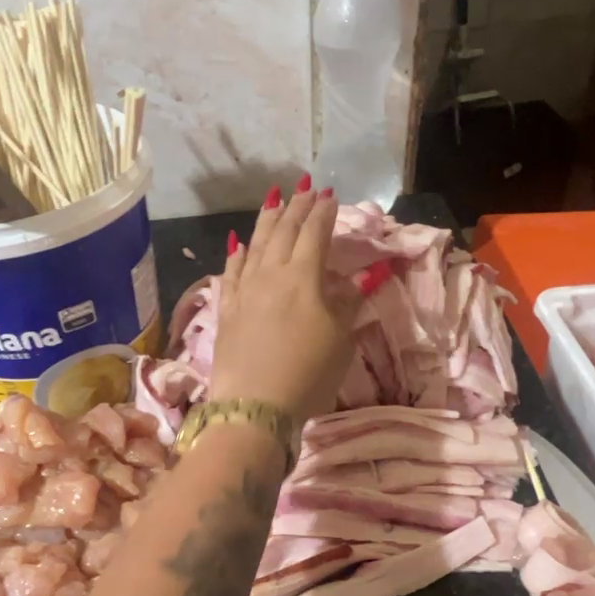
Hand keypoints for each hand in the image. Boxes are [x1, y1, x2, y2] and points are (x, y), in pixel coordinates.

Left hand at [206, 185, 359, 421]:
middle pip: (283, 231)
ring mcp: (244, 291)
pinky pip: (232, 272)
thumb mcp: (340, 340)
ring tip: (274, 201)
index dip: (324, 212)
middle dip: (296, 207)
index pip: (315, 233)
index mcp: (304, 277)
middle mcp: (271, 274)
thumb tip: (368, 272)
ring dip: (267, 220)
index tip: (331, 196)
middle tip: (305, 189)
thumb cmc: (308, 375)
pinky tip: (239, 245)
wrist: (254, 407)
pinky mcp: (226, 310)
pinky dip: (238, 254)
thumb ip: (349, 302)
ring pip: (255, 245)